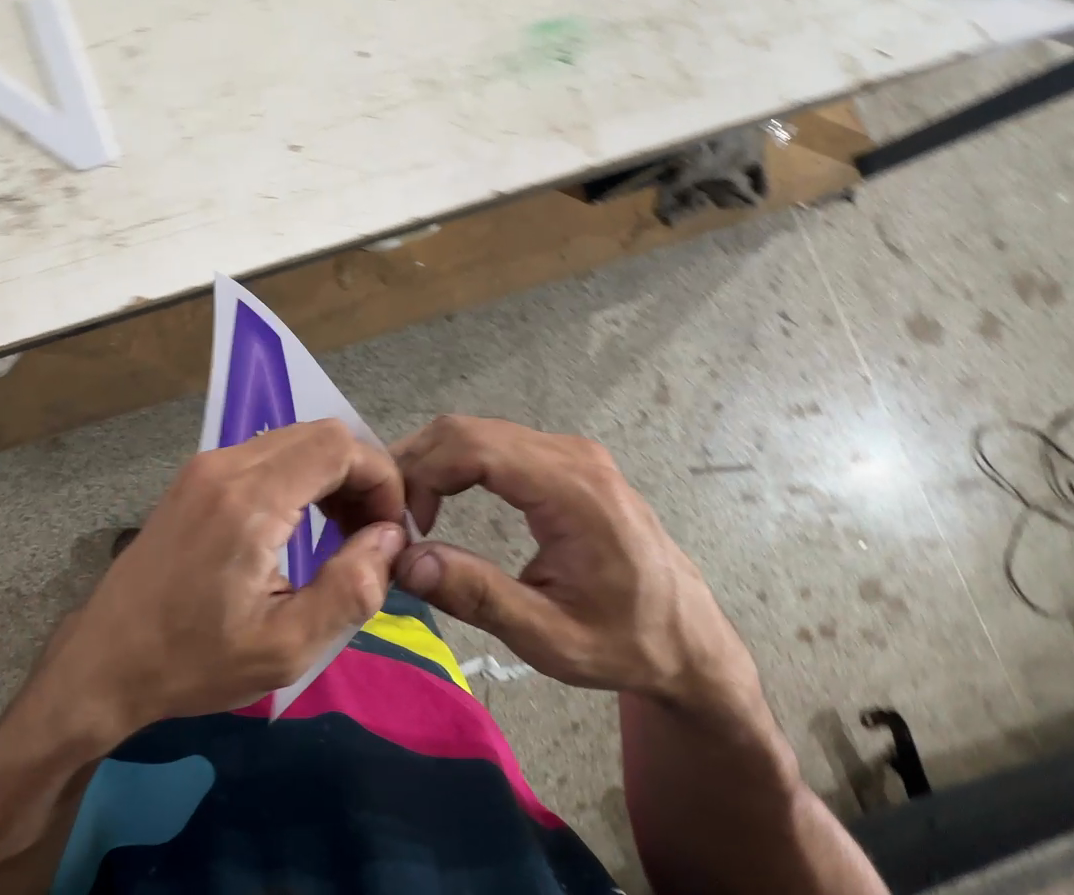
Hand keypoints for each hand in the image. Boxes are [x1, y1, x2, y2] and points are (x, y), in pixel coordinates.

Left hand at [45, 420, 408, 730]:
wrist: (105, 660)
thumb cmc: (194, 662)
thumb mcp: (287, 646)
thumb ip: (351, 588)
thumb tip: (389, 538)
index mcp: (248, 499)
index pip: (338, 445)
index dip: (381, 479)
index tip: (390, 532)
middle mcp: (223, 466)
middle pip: (318, 433)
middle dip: (360, 477)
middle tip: (369, 537)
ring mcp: (202, 468)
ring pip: (291, 440)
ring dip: (329, 477)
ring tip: (341, 537)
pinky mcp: (192, 481)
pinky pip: (262, 457)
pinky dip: (297, 479)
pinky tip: (298, 529)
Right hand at [390, 416, 758, 713]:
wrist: (689, 640)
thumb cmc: (626, 643)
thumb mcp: (550, 639)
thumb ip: (478, 597)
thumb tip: (404, 560)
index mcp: (573, 490)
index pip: (472, 447)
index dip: (420, 475)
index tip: (399, 525)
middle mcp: (570, 455)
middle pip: (464, 430)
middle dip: (413, 465)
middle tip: (383, 516)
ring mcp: (568, 453)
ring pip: (473, 432)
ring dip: (428, 464)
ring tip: (403, 513)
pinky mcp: (563, 462)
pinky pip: (491, 444)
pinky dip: (451, 465)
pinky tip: (434, 500)